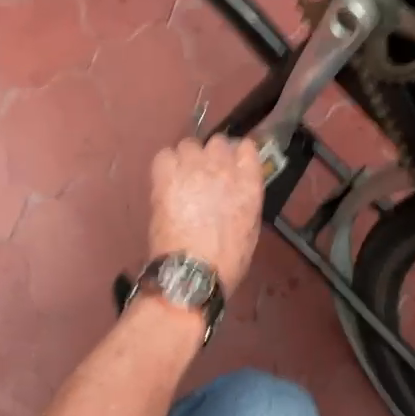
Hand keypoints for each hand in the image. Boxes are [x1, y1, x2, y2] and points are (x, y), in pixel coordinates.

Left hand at [147, 136, 263, 295]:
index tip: (231, 166)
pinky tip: (166, 182)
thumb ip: (244, 199)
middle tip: (204, 177)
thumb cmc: (226, 260)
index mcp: (249, 182)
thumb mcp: (249, 228)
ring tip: (182, 180)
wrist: (192, 273)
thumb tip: (233, 191)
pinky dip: (166, 165)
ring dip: (187, 160)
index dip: (237, 156)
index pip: (246, 147)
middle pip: (217, 142)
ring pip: (189, 145)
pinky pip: (165, 155)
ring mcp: (193, 167)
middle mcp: (223, 166)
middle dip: (211, 157)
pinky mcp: (166, 175)